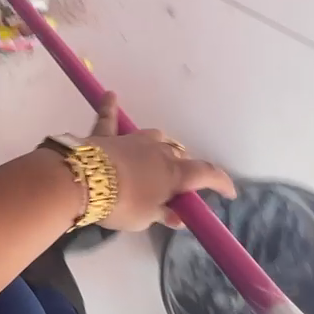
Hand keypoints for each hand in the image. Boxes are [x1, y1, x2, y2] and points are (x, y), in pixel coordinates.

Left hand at [83, 93, 234, 230]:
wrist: (83, 181)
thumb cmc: (121, 203)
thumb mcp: (145, 219)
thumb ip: (162, 214)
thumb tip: (176, 218)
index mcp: (173, 173)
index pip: (206, 173)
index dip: (220, 182)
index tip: (229, 192)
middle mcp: (158, 151)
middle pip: (178, 155)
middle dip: (183, 168)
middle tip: (177, 186)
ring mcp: (132, 139)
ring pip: (154, 137)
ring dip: (159, 148)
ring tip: (157, 159)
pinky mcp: (106, 135)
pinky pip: (109, 118)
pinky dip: (110, 108)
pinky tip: (110, 95)